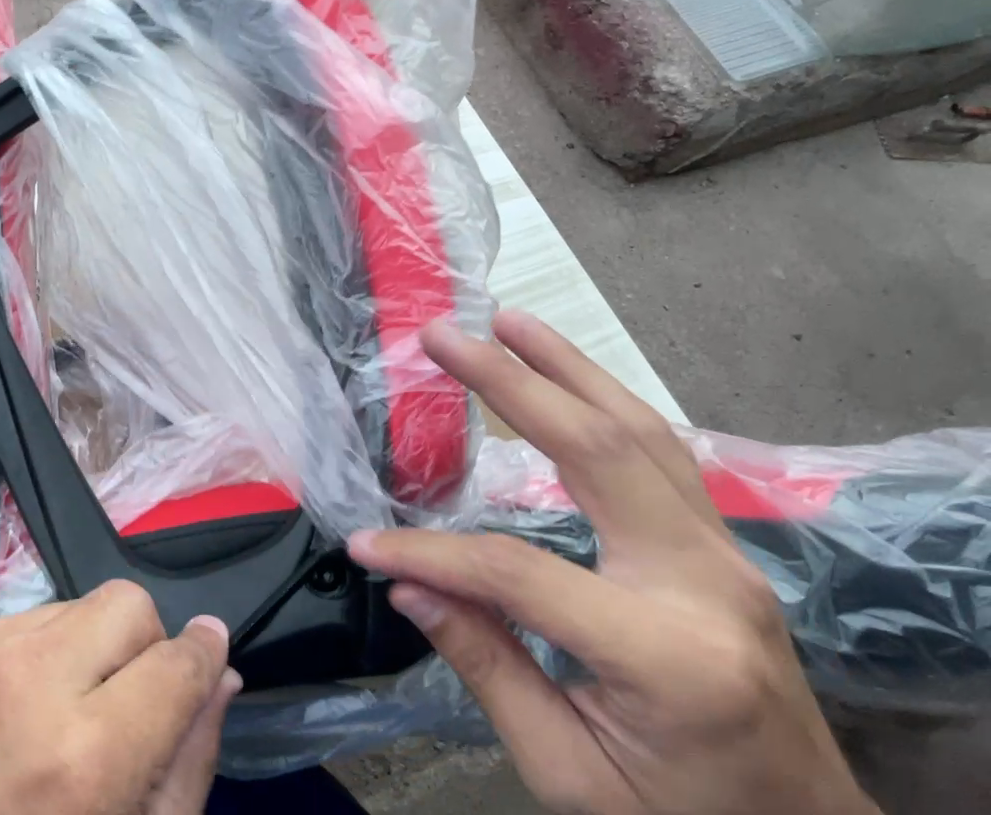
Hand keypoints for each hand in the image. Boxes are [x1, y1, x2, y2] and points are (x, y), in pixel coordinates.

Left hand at [0, 580, 241, 814]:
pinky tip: (39, 701)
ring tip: (79, 707)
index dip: (206, 656)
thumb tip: (220, 675)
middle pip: (128, 603)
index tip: (213, 657)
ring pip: (82, 603)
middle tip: (135, 702)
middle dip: (147, 644)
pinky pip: (38, 615)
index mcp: (87, 751)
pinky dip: (55, 647)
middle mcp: (34, 680)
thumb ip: (191, 757)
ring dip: (99, 645)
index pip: (175, 664)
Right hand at [348, 311, 877, 814]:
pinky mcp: (722, 551)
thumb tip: (405, 582)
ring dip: (570, 369)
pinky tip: (567, 378)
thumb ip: (487, 668)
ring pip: (644, 436)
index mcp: (664, 652)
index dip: (430, 553)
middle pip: (600, 453)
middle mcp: (705, 582)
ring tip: (508, 321)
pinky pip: (662, 457)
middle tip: (445, 336)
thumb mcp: (569, 771)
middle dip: (513, 384)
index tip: (366, 543)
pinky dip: (606, 403)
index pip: (516, 571)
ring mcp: (726, 558)